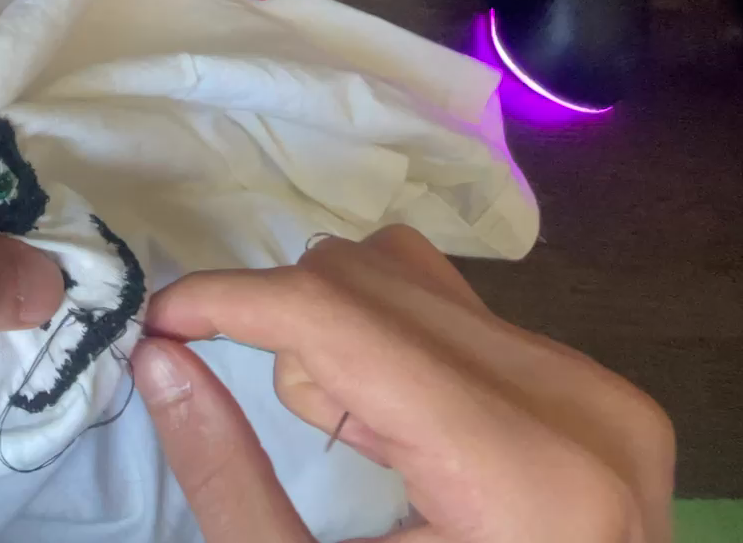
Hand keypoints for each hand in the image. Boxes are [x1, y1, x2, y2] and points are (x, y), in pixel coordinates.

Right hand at [131, 227, 673, 542]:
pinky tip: (396, 414)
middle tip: (291, 428)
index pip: (328, 313)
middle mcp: (570, 399)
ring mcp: (586, 381)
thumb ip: (224, 476)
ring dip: (327, 329)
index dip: (222, 300)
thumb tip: (156, 357)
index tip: (156, 323)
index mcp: (521, 473)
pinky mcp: (579, 376)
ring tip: (359, 436)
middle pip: (349, 276)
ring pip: (384, 267)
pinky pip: (429, 287)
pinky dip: (370, 326)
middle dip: (278, 331)